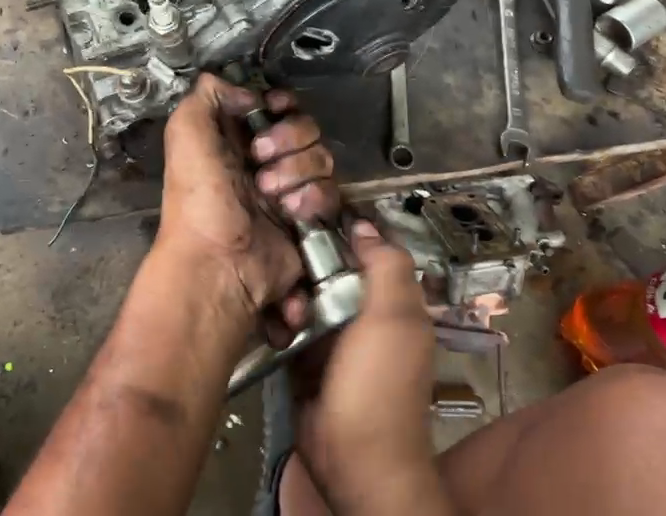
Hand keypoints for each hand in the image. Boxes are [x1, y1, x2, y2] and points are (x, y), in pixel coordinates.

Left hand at [153, 74, 339, 323]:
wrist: (217, 263)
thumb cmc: (196, 200)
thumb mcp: (186, 133)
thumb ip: (208, 94)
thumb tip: (246, 91)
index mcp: (235, 138)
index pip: (276, 105)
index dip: (281, 103)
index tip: (273, 108)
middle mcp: (263, 160)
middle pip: (305, 126)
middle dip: (287, 139)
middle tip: (260, 159)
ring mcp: (288, 188)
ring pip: (321, 158)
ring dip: (296, 172)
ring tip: (269, 193)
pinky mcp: (307, 216)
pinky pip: (330, 192)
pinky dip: (312, 199)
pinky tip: (290, 212)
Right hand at [288, 222, 451, 515]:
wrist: (353, 460)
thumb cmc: (379, 387)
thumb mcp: (394, 319)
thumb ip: (386, 267)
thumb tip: (365, 224)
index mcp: (394, 301)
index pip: (367, 248)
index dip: (342, 227)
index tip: (307, 205)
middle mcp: (365, 313)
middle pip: (330, 267)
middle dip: (306, 260)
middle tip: (284, 251)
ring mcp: (333, 336)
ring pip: (305, 293)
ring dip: (290, 293)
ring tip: (280, 298)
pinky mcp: (305, 357)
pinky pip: (288, 324)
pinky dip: (279, 320)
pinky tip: (271, 319)